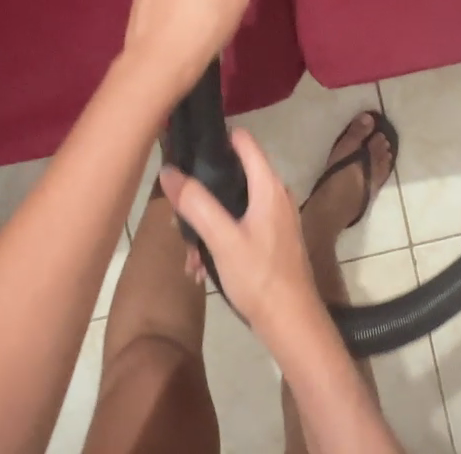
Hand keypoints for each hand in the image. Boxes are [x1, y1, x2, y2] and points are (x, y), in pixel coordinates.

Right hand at [159, 129, 325, 350]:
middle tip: (179, 218)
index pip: (243, 141)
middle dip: (203, 195)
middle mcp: (276, 194)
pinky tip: (202, 267)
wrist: (292, 321)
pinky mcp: (273, 239)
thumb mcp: (222, 239)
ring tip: (189, 255)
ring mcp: (276, 217)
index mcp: (268, 185)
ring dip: (208, 225)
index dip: (217, 138)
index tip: (188, 147)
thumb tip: (168, 171)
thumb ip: (196, 204)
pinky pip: (241, 225)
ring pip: (234, 205)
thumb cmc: (259, 276)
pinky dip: (221, 239)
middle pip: (234, 176)